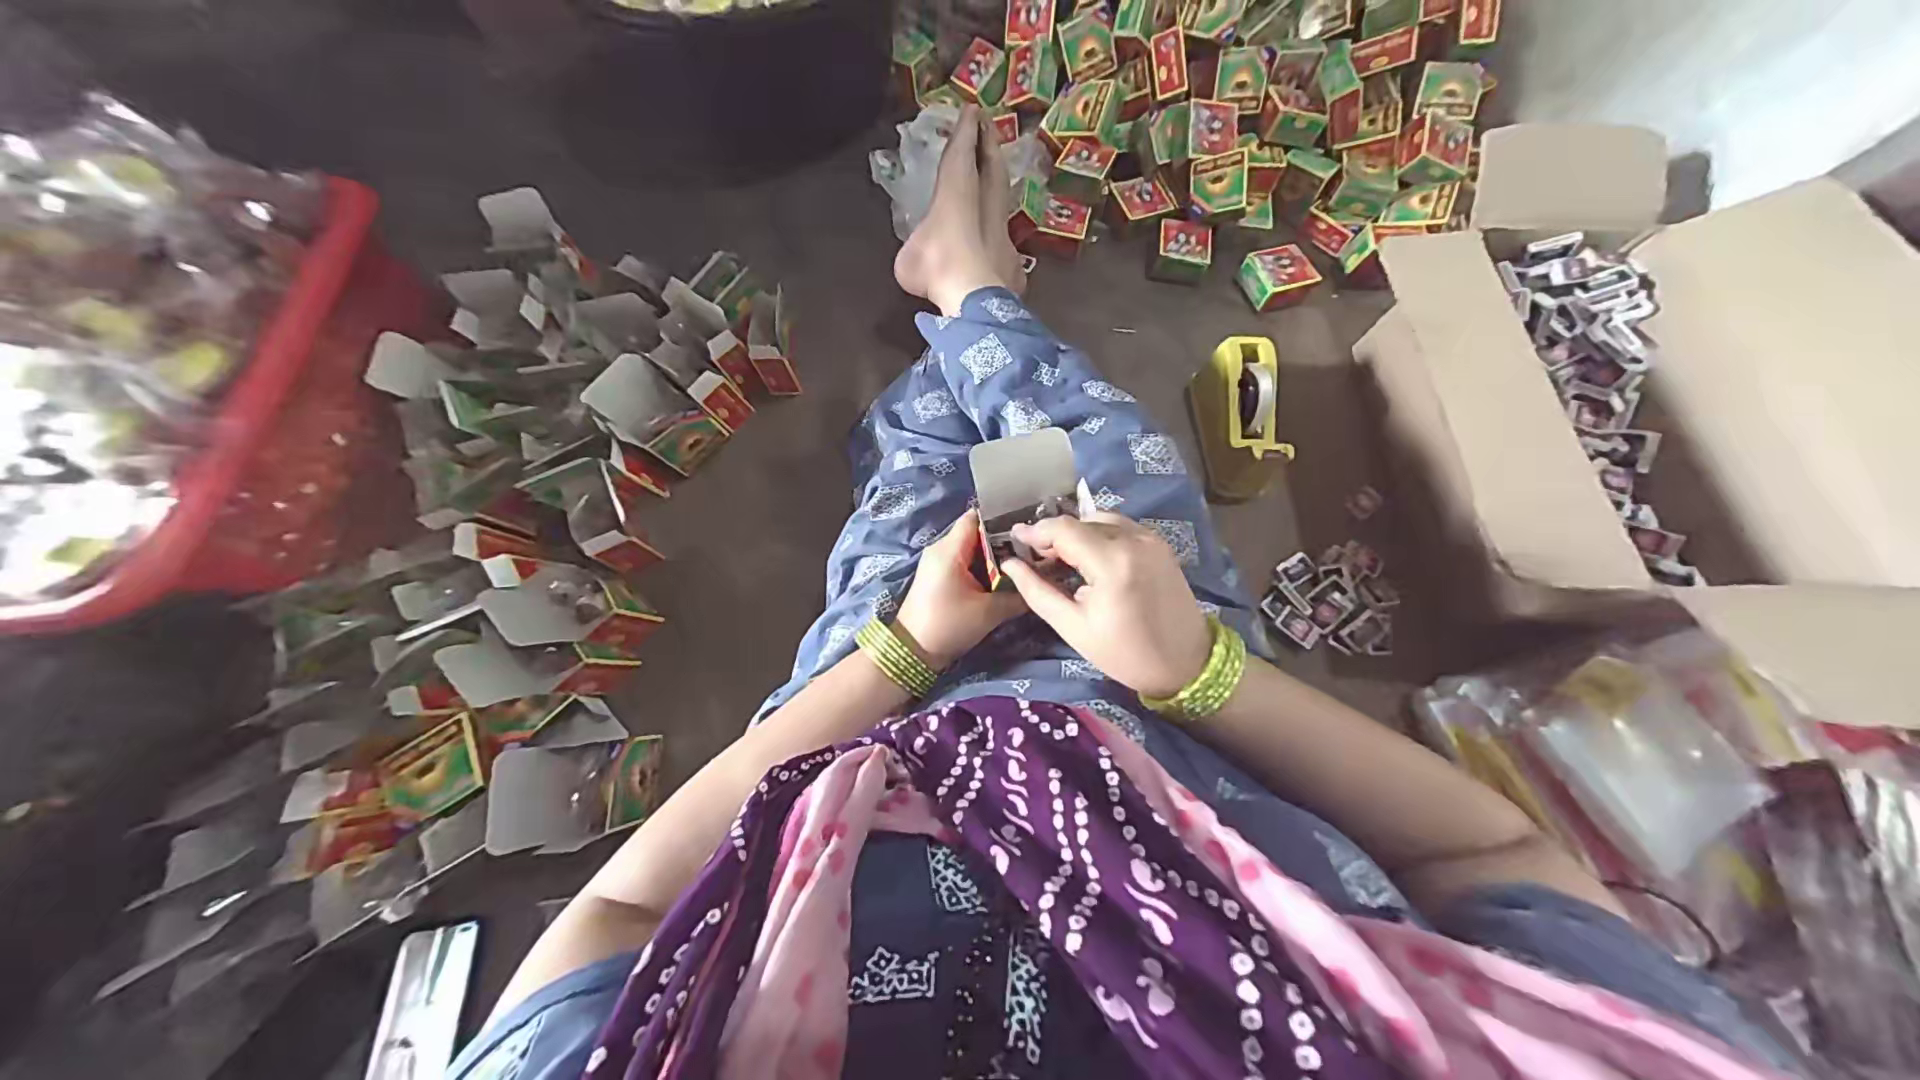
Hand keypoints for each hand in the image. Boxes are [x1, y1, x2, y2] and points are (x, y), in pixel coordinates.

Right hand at [892, 105, 1026, 314]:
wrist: (973, 300)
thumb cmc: (935, 268)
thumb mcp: (910, 259)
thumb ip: (918, 253)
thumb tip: (925, 264)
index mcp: (957, 192)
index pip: (962, 154)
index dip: (966, 133)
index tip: (972, 112)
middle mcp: (986, 208)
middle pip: (993, 171)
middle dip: (989, 147)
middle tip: (988, 130)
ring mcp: (1005, 238)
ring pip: (1002, 210)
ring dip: (996, 197)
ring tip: (990, 190)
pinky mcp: (1014, 267)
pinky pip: (1005, 251)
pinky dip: (997, 248)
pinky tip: (992, 256)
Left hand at [893, 509, 1027, 669]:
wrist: (912, 652)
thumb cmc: (949, 626)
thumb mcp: (989, 613)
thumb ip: (1017, 596)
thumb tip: (1040, 586)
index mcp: (949, 550)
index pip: (976, 518)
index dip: (1001, 521)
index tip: (1026, 532)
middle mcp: (940, 549)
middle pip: (976, 533)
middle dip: (1002, 542)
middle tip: (1030, 553)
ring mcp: (936, 562)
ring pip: (970, 549)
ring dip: (992, 557)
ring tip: (1020, 565)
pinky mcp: (937, 576)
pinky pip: (962, 562)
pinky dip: (980, 568)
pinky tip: (1000, 579)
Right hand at [997, 512, 1211, 697]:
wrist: (1187, 663)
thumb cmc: (1126, 653)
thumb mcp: (1073, 627)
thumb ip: (1037, 591)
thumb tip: (1010, 565)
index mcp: (1112, 562)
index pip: (1063, 529)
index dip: (1034, 532)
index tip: (1014, 541)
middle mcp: (1133, 540)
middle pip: (1079, 521)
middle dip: (1053, 535)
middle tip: (1034, 557)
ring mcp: (1150, 538)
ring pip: (1099, 519)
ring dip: (1075, 533)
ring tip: (1060, 558)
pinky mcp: (1159, 543)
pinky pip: (1119, 526)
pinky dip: (1097, 534)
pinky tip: (1089, 558)